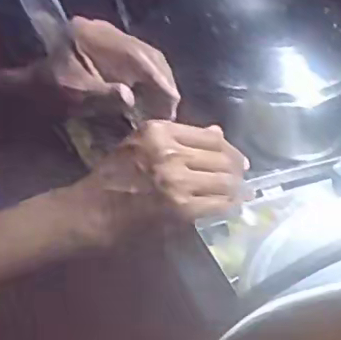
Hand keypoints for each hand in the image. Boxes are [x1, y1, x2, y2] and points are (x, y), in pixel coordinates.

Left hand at [47, 17, 181, 120]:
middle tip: (172, 108)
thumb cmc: (55, 95)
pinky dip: (154, 78)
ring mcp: (108, 36)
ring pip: (150, 57)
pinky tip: (156, 96)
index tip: (172, 103)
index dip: (159, 80)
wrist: (35, 90)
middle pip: (148, 54)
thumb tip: (129, 96)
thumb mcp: (78, 97)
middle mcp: (101, 30)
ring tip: (166, 104)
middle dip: (164, 82)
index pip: (136, 55)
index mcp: (90, 36)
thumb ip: (104, 95)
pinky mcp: (113, 46)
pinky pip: (144, 60)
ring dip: (161, 81)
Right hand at [59, 120, 249, 241]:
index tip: (239, 160)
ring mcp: (178, 182)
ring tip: (239, 192)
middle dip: (238, 171)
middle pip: (224, 160)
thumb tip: (219, 132)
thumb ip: (182, 138)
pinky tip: (231, 205)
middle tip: (242, 179)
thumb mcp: (144, 144)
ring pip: (226, 182)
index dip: (232, 150)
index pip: (212, 138)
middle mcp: (169, 153)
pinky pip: (221, 204)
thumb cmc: (121, 174)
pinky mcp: (184, 207)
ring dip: (237, 189)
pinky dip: (231, 205)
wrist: (98, 208)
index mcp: (159, 132)